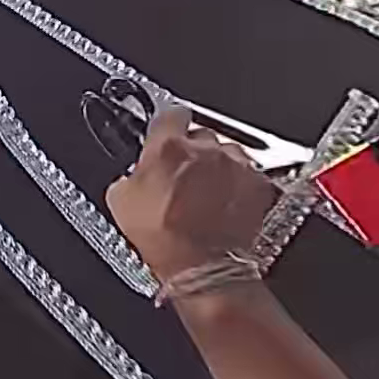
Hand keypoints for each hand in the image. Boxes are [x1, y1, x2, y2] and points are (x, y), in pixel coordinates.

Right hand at [106, 106, 276, 279]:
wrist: (200, 264)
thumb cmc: (162, 235)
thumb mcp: (120, 200)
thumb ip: (129, 175)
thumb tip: (134, 174)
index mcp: (167, 148)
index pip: (170, 114)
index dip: (165, 122)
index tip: (163, 128)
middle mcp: (206, 149)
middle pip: (199, 135)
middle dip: (188, 151)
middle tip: (176, 175)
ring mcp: (236, 165)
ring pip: (224, 153)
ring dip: (212, 166)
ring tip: (199, 193)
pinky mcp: (258, 184)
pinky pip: (245, 173)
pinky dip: (234, 184)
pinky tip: (218, 203)